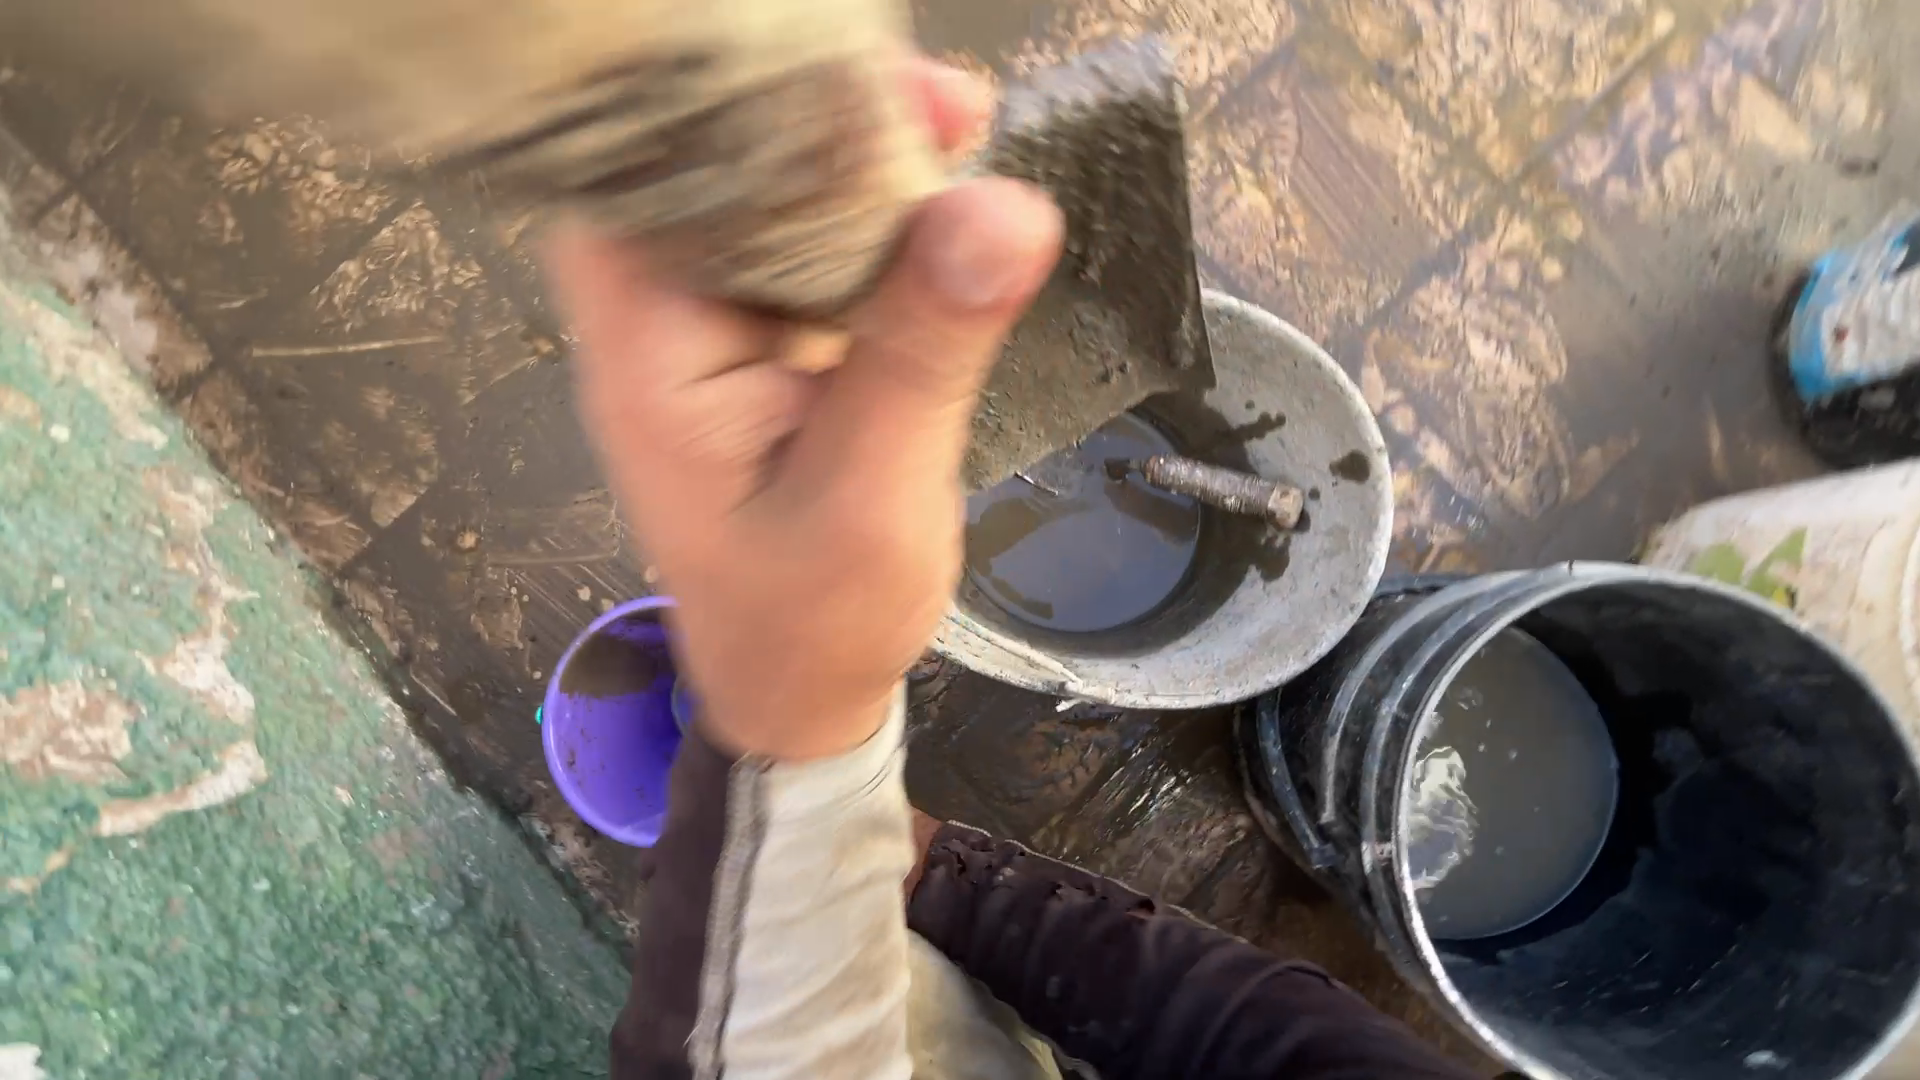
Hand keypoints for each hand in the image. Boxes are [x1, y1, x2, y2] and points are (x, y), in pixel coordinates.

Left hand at [545, 59, 1062, 760]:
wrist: (805, 688)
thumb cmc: (816, 619)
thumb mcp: (874, 497)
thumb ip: (923, 354)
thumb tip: (1006, 208)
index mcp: (649, 352)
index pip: (659, 176)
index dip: (758, 110)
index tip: (890, 95)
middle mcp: (668, 329)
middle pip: (723, 179)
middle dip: (830, 130)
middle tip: (950, 110)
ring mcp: (722, 342)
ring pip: (780, 216)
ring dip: (867, 177)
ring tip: (962, 140)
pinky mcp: (775, 361)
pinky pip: (821, 268)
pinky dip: (883, 235)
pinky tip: (946, 218)